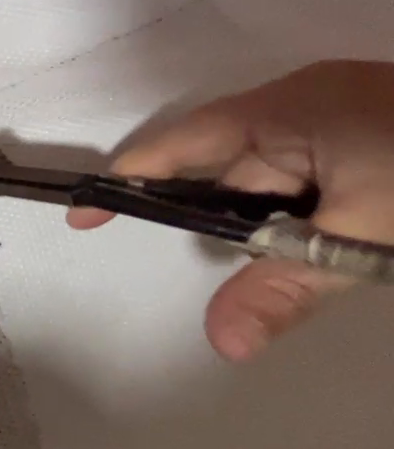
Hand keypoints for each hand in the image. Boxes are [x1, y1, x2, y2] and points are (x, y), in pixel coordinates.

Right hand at [68, 60, 393, 359]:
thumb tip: (221, 345)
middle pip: (229, 168)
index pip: (173, 147)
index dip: (123, 184)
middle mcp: (304, 102)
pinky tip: (355, 233)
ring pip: (281, 178)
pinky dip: (322, 212)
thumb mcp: (371, 235)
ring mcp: (349, 113)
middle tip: (265, 262)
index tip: (85, 222)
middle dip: (235, 220)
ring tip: (342, 248)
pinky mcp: (381, 131)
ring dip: (288, 221)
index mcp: (284, 109)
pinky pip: (320, 175)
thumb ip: (287, 285)